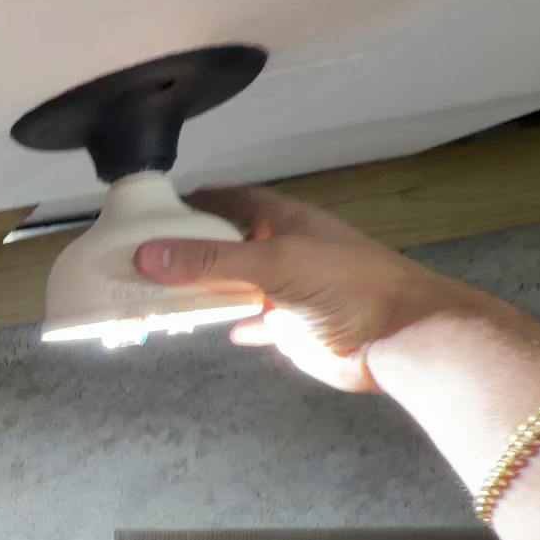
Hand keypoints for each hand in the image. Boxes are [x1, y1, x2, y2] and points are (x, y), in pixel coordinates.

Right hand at [131, 186, 485, 391]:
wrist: (396, 338)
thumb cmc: (344, 286)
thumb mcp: (272, 262)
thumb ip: (209, 261)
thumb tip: (145, 255)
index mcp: (284, 223)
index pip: (235, 201)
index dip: (200, 200)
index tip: (157, 209)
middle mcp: (283, 252)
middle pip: (227, 243)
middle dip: (190, 247)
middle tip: (143, 256)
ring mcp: (285, 290)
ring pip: (233, 284)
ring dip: (201, 287)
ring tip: (159, 292)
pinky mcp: (288, 326)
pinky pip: (250, 320)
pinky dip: (228, 322)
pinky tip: (205, 327)